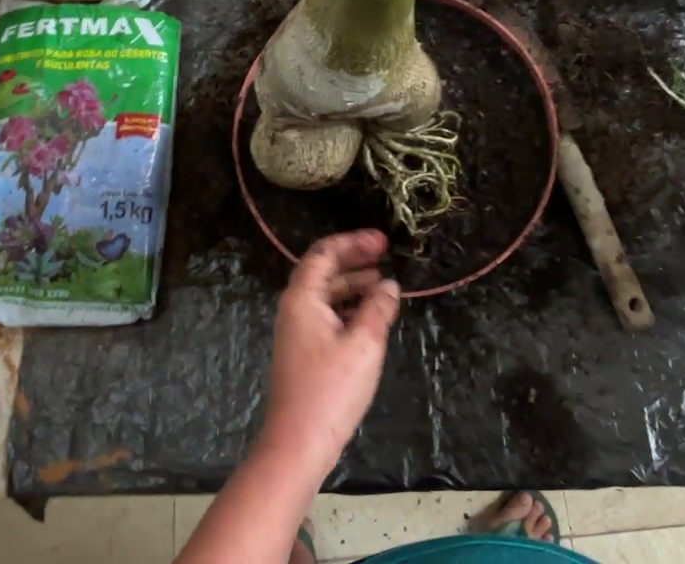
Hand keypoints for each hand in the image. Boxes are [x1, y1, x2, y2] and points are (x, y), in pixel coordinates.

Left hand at [259, 229, 401, 477]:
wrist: (298, 443)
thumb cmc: (331, 389)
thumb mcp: (364, 344)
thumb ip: (378, 308)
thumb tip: (390, 285)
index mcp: (302, 298)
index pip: (324, 252)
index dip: (354, 242)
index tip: (383, 242)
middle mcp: (294, 307)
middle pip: (323, 270)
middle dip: (354, 259)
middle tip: (386, 255)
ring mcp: (297, 330)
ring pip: (326, 293)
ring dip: (354, 284)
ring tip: (384, 284)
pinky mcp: (304, 350)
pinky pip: (326, 314)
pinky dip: (348, 306)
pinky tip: (371, 315)